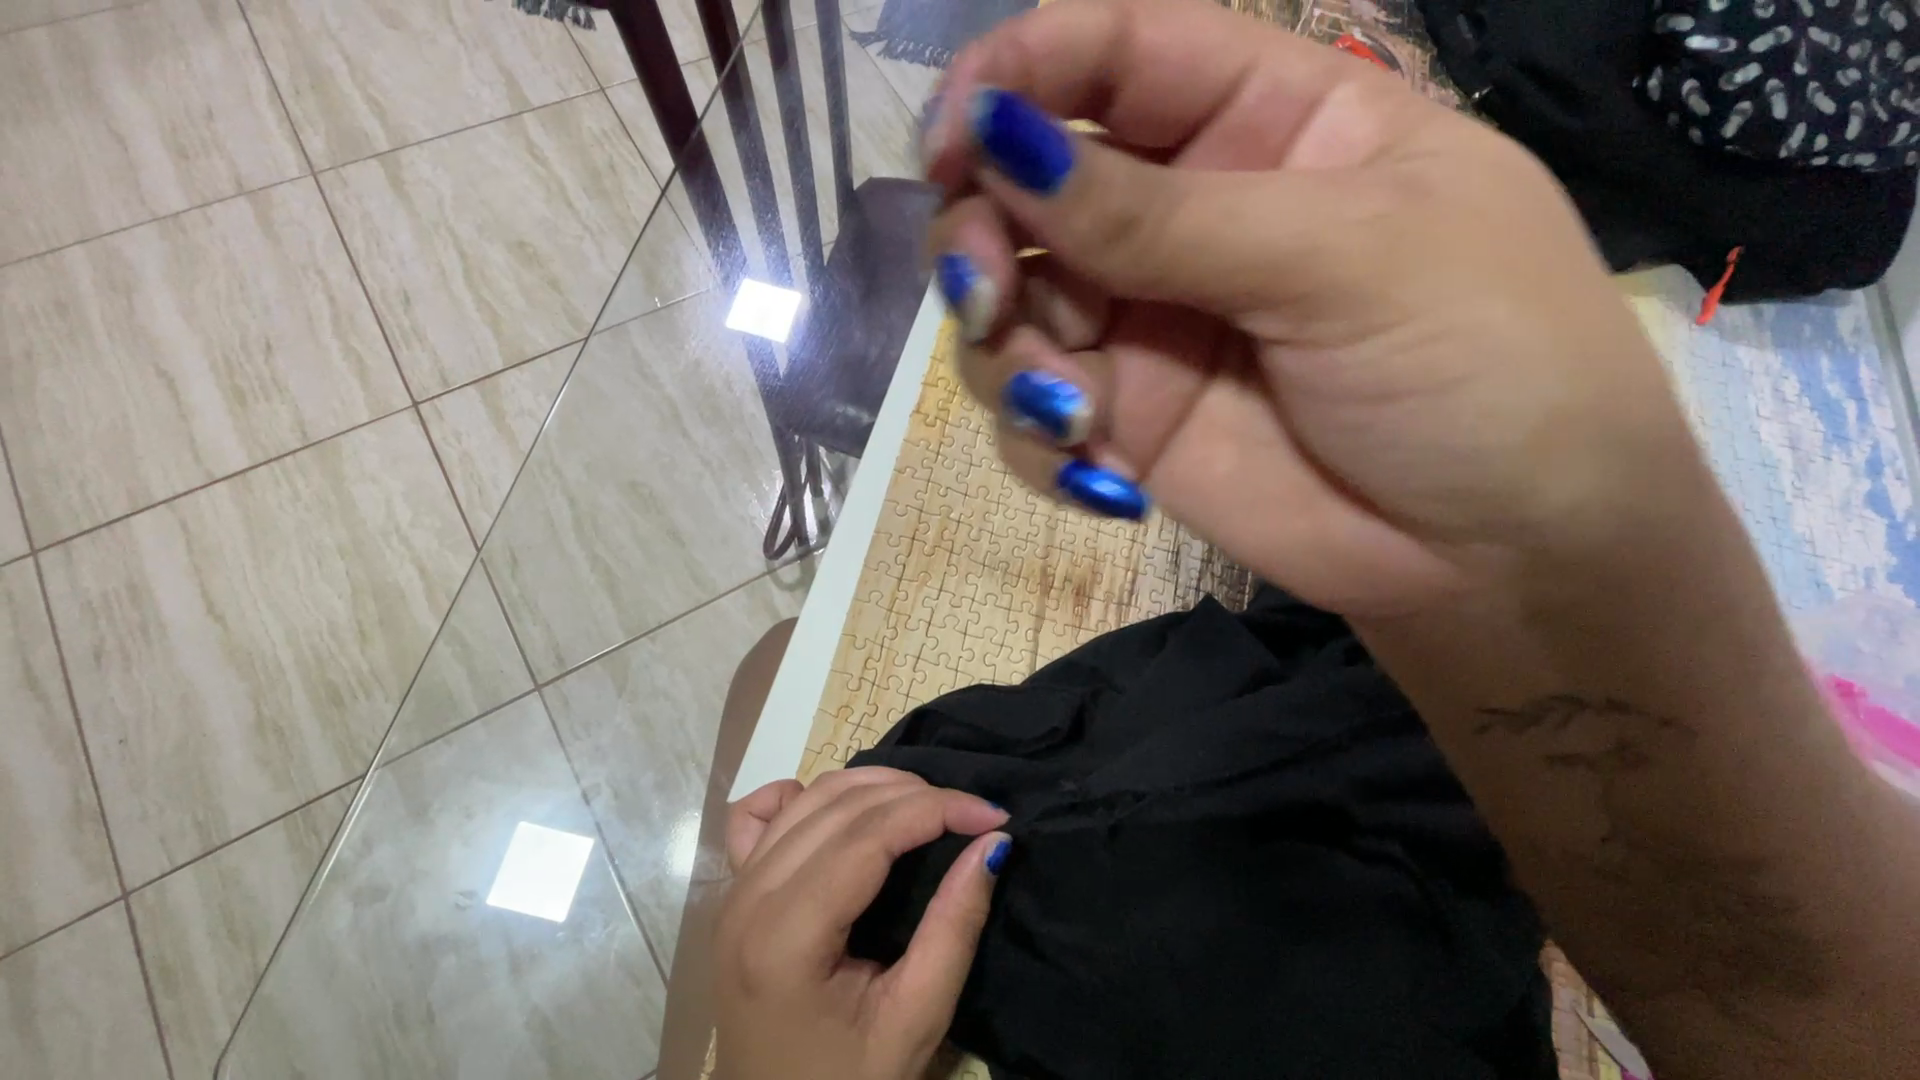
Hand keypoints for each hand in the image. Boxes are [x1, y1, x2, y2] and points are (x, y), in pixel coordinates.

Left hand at [714, 768, 1010, 1079]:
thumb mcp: (916, 1019)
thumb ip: (953, 927)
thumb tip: (993, 843)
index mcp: (785, 935)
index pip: (868, 834)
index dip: (936, 808)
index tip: (992, 813)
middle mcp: (749, 898)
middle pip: (839, 806)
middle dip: (915, 795)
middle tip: (971, 815)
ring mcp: (734, 890)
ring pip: (807, 799)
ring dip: (873, 788)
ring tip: (930, 807)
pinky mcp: (733, 892)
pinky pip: (756, 816)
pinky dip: (801, 796)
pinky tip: (840, 807)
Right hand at [924, 0, 1708, 617]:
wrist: (1496, 551)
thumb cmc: (1479, 362)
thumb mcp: (1343, 259)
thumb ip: (1163, 216)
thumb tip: (1002, 143)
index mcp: (1260, 125)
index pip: (1112, 59)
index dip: (1017, 75)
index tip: (951, 136)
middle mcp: (1180, 219)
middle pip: (1024, 189)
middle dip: (979, 233)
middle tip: (983, 293)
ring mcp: (1144, 327)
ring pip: (1007, 308)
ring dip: (1000, 351)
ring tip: (1066, 406)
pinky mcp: (1126, 424)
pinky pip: (1033, 417)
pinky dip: (1038, 443)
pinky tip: (1099, 480)